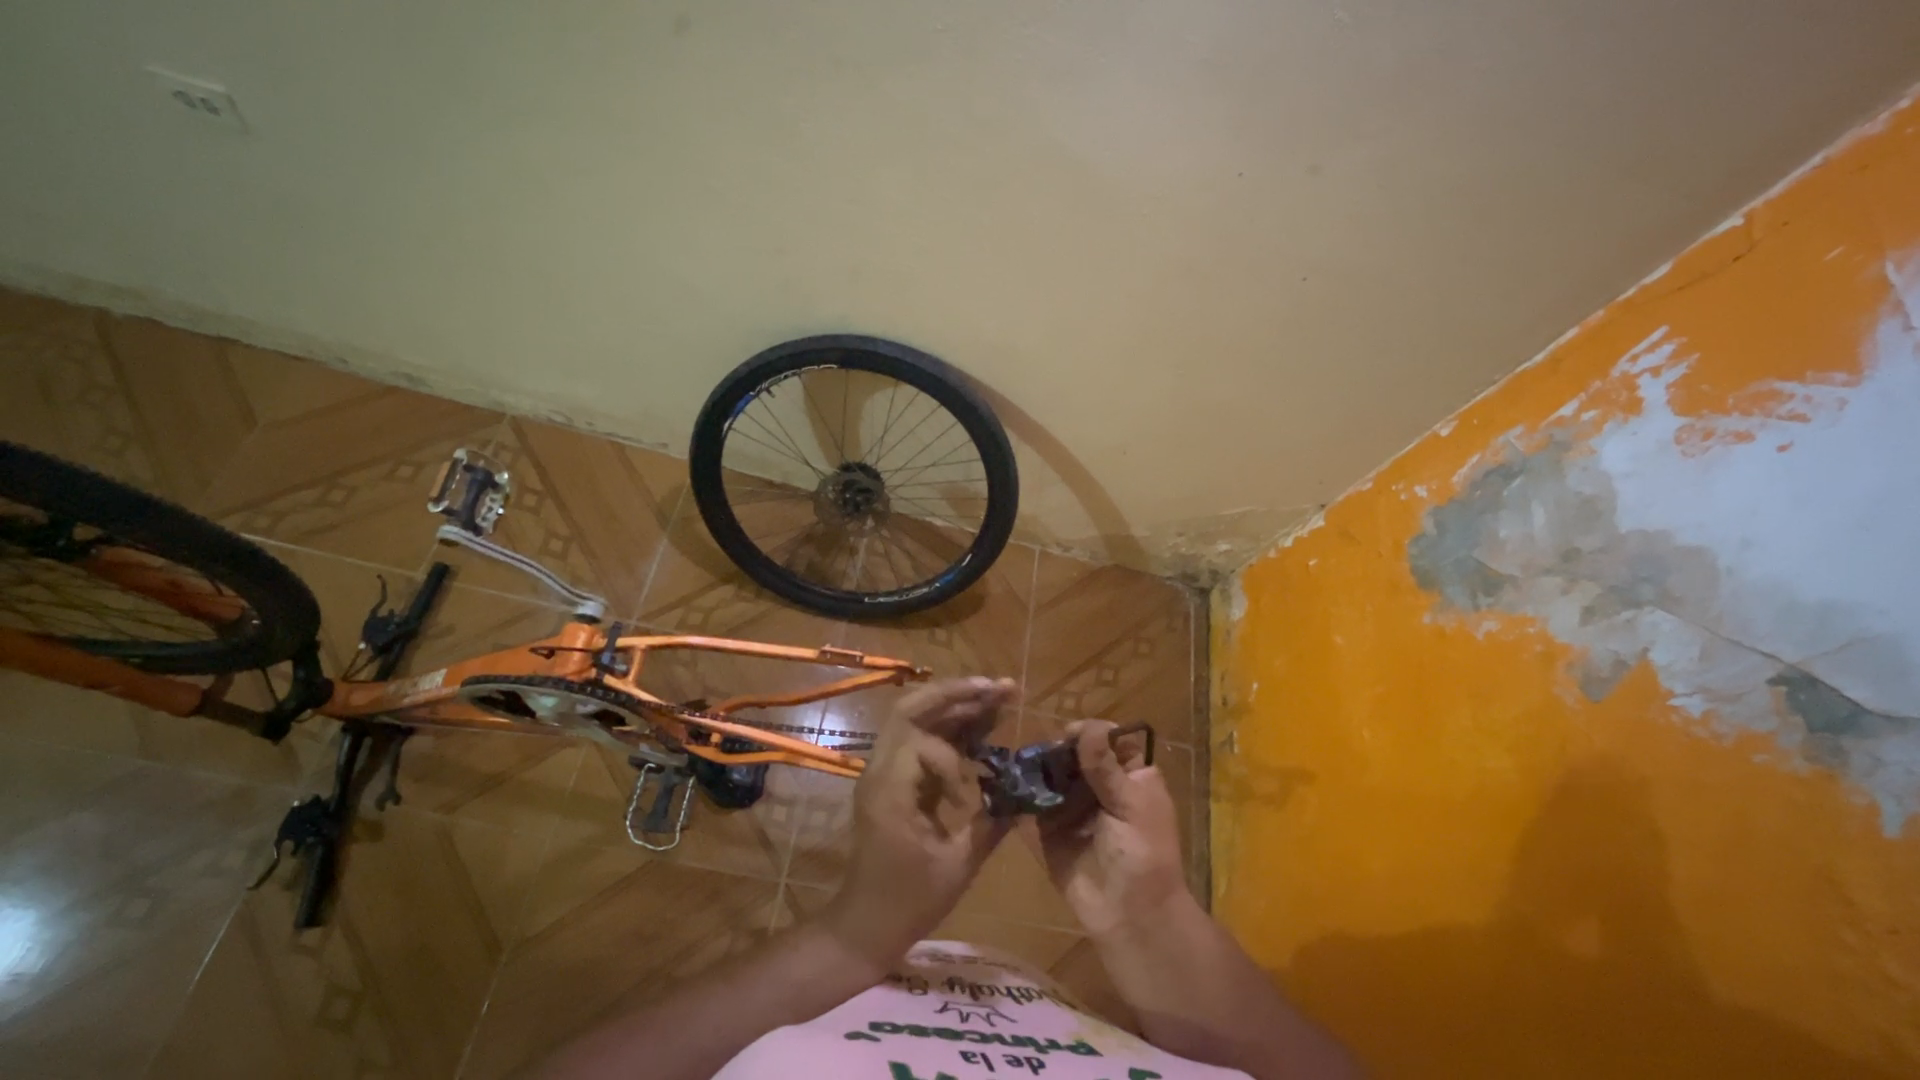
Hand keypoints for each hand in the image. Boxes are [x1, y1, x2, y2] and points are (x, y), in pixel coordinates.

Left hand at [822, 677, 1015, 964]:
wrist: (865, 925)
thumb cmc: (908, 902)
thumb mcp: (957, 866)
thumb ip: (991, 824)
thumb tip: (1023, 793)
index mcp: (889, 789)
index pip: (921, 741)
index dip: (955, 761)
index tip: (971, 798)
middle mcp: (879, 770)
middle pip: (912, 709)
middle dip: (956, 694)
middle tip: (999, 686)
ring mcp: (883, 772)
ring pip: (916, 719)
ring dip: (956, 705)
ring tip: (999, 695)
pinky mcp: (894, 781)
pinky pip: (921, 741)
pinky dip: (951, 730)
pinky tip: (983, 728)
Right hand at [1037, 720, 1189, 938]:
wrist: (1130, 915)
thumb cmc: (1143, 855)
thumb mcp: (1130, 804)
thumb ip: (1104, 766)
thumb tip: (1087, 726)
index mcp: (1131, 777)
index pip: (1109, 740)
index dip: (1091, 733)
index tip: (1070, 734)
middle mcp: (1101, 786)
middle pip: (1075, 754)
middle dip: (1058, 749)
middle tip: (1040, 751)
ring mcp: (1073, 807)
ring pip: (1053, 774)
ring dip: (1038, 766)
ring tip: (1022, 764)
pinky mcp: (1050, 828)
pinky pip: (1035, 802)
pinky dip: (1023, 791)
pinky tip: (1010, 781)